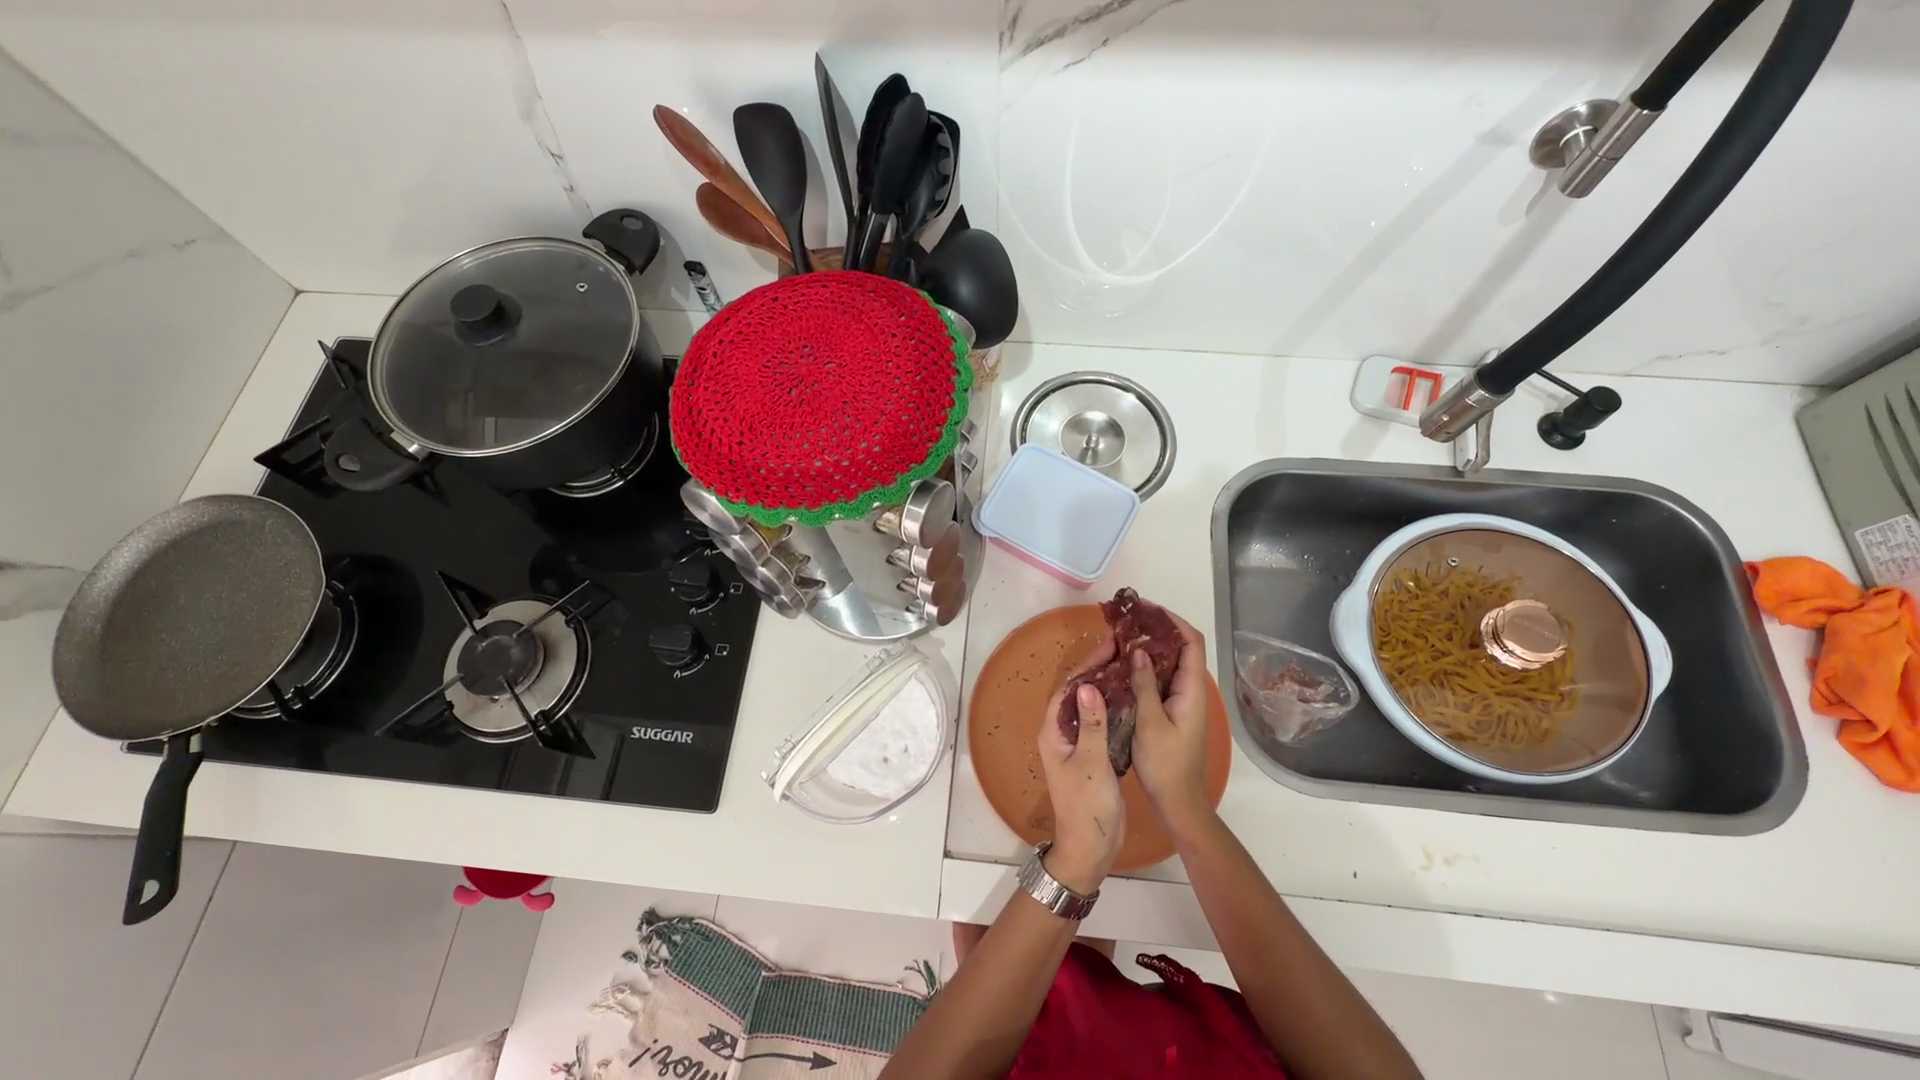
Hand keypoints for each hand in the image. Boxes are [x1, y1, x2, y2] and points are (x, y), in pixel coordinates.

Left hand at [1035, 641, 1123, 894]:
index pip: (1068, 688)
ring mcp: (1078, 744)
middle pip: (1078, 693)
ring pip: (1091, 706)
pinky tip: (1134, 697)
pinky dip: (1116, 707)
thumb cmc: (1086, 805)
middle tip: (1124, 648)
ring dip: (1108, 686)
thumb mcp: (1091, 763)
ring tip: (1131, 664)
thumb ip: (1092, 724)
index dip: (1087, 665)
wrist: (1090, 847)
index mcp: (1054, 732)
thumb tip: (1088, 686)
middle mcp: (1062, 733)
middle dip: (1098, 670)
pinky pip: (1102, 723)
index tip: (1110, 645)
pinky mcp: (1094, 756)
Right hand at [1130, 611, 1213, 835]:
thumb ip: (1144, 684)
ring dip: (1147, 648)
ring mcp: (1181, 701)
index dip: (1171, 620)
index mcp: (1192, 690)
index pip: (1191, 641)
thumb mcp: (1150, 723)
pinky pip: (1159, 680)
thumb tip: (1138, 649)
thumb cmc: (1166, 765)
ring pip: (1168, 663)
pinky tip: (1120, 668)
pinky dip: (1143, 668)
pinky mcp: (1170, 711)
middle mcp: (1190, 690)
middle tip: (1125, 620)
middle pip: (1179, 648)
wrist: (1177, 802)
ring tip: (1118, 638)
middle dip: (1155, 629)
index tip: (1144, 609)